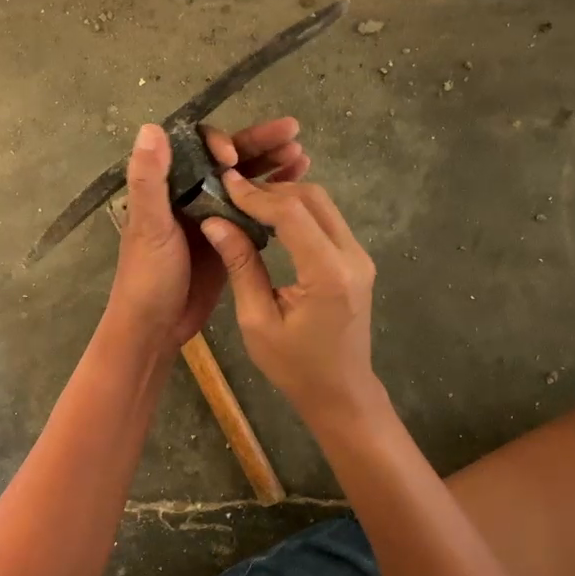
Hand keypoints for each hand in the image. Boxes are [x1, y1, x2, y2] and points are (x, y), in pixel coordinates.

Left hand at [108, 118, 311, 351]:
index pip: (196, 147)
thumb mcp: (148, 226)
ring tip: (303, 154)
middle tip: (293, 131)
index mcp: (166, 186)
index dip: (219, 142)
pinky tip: (297, 189)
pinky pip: (252, 210)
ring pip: (244, 182)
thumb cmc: (147, 276)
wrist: (154, 328)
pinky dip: (272, 197)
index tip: (235, 156)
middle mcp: (188, 194)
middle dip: (258, 144)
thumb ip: (149, 179)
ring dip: (271, 165)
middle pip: (227, 160)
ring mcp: (210, 217)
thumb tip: (151, 128)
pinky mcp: (228, 239)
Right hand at [199, 172, 382, 421]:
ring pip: (322, 204)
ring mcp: (359, 257)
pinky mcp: (356, 260)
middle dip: (270, 189)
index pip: (291, 214)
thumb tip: (215, 221)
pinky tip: (269, 218)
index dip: (256, 195)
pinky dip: (297, 211)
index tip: (225, 183)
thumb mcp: (257, 320)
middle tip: (232, 190)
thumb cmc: (295, 366)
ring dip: (285, 196)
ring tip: (246, 201)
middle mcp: (352, 257)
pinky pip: (327, 220)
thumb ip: (241, 265)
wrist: (341, 392)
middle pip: (313, 198)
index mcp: (328, 274)